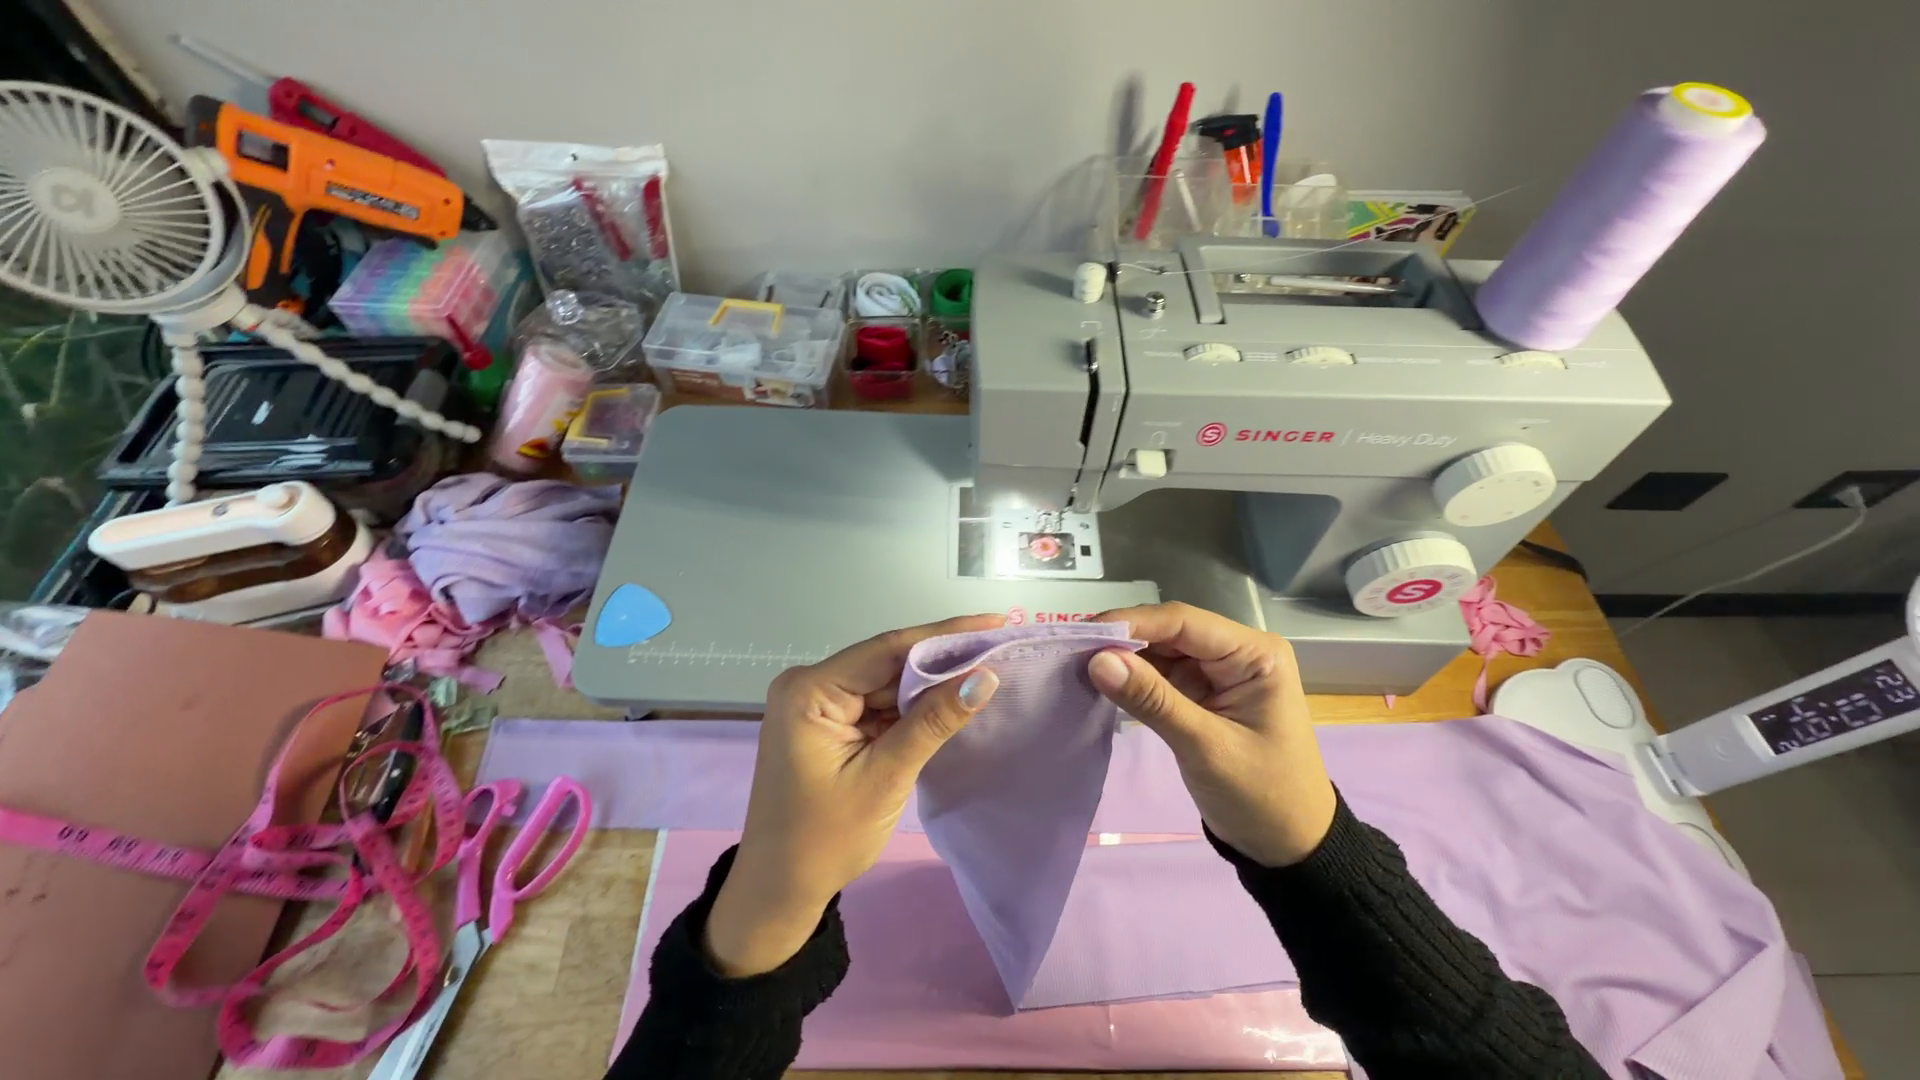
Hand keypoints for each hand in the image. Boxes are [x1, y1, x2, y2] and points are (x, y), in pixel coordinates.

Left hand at [705, 614, 1004, 974]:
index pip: (887, 649)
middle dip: (942, 660)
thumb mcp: (886, 776)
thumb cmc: (825, 838)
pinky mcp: (830, 726)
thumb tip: (984, 676)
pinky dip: (911, 709)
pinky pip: (878, 706)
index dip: (944, 635)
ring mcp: (818, 706)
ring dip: (930, 686)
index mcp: (810, 690)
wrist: (780, 890)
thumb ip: (933, 722)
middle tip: (1000, 647)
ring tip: (987, 670)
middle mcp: (810, 686)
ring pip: (886, 684)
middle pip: (887, 663)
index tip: (994, 622)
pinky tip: (951, 701)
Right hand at [1086, 602, 1336, 867]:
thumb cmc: (1261, 796)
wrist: (1289, 847)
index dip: (1132, 623)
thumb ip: (1152, 700)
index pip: (1183, 622)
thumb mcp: (1206, 748)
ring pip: (1160, 652)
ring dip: (1123, 660)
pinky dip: (1132, 680)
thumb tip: (1098, 659)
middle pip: (1169, 632)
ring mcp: (1219, 674)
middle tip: (1071, 651)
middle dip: (1122, 640)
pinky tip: (1100, 684)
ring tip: (1076, 665)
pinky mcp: (1203, 695)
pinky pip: (1161, 676)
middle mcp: (1237, 653)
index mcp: (1255, 655)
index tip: (1084, 634)